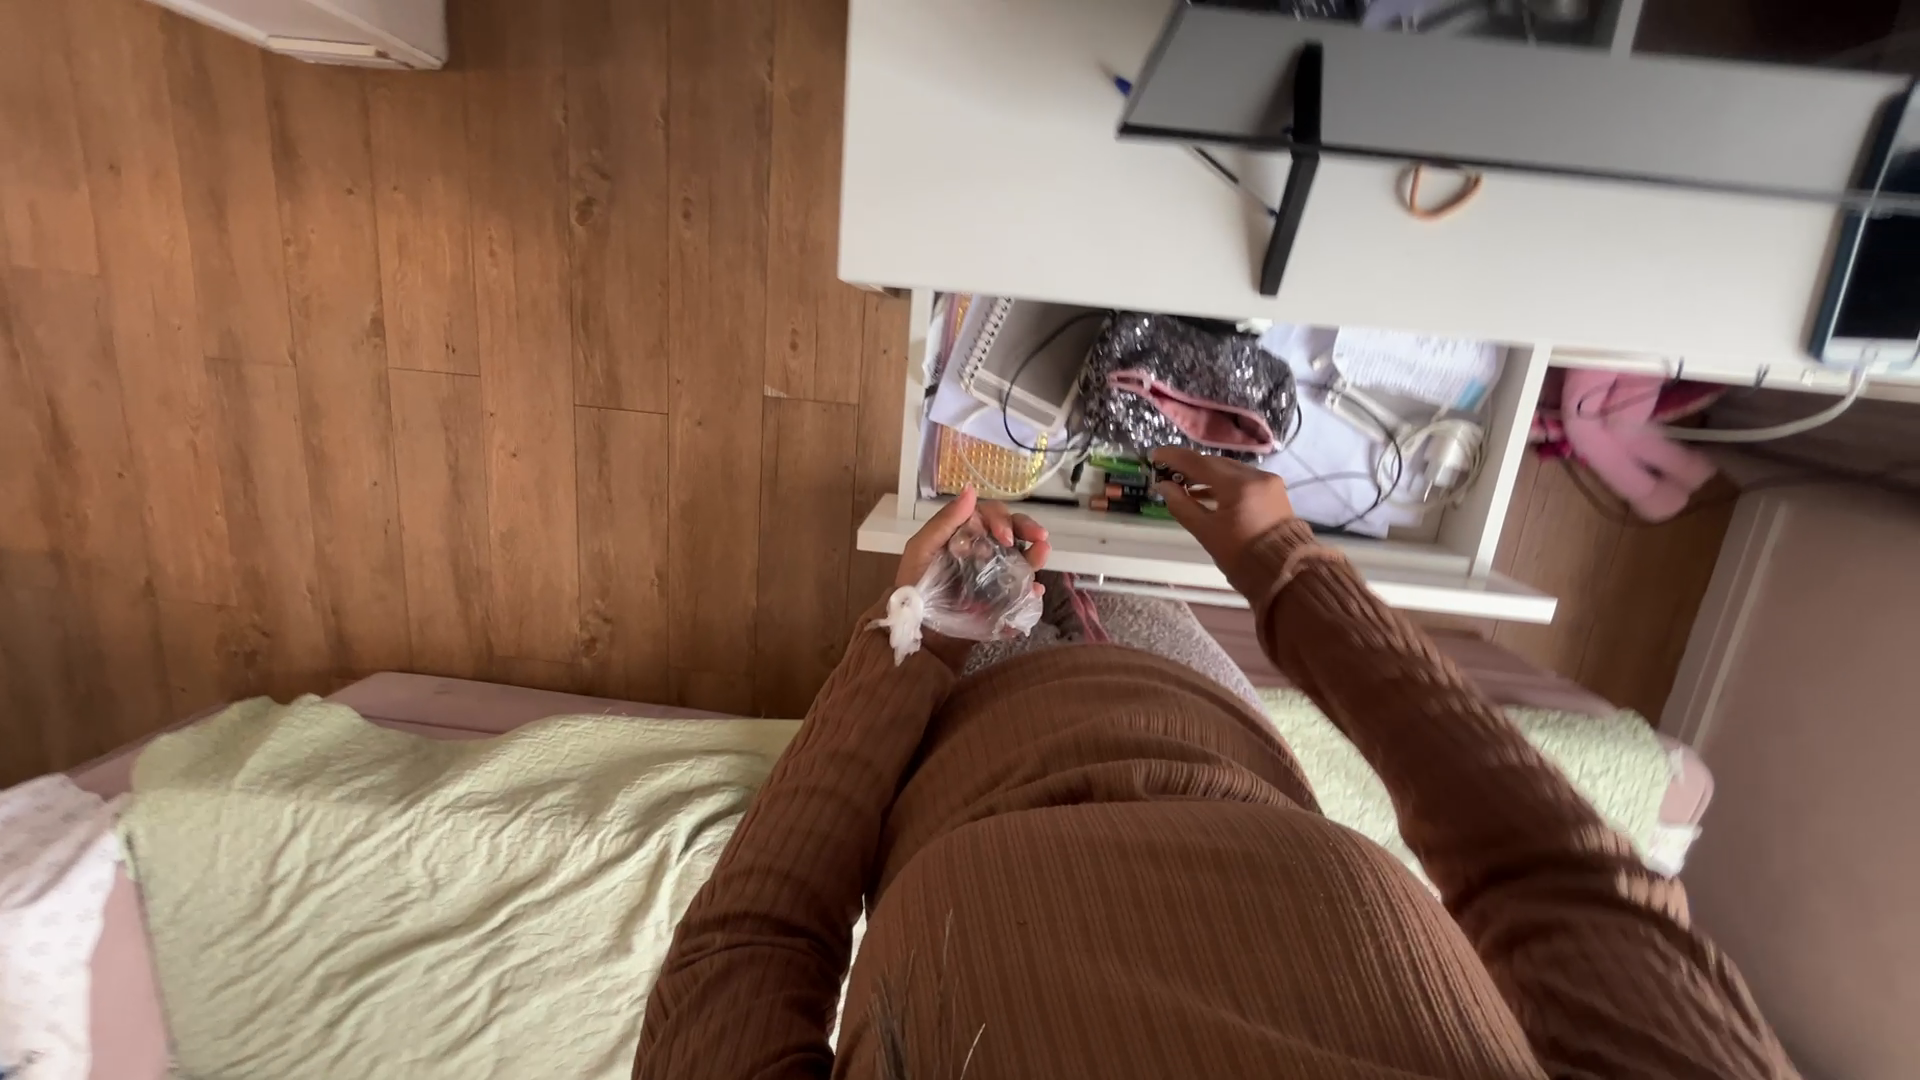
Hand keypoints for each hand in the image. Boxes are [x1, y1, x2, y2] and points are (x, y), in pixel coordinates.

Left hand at [894, 485, 1050, 588]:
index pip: (991, 516)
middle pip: (1013, 532)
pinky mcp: (1002, 598)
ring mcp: (995, 573)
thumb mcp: (922, 548)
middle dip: (1028, 530)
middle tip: (1039, 538)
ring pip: (1023, 557)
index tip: (1005, 536)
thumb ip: (945, 521)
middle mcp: (984, 549)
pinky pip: (1023, 589)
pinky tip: (1035, 589)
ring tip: (1043, 554)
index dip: (1002, 520)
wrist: (917, 628)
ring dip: (1036, 554)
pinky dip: (1032, 589)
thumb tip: (971, 489)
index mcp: (967, 533)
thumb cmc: (914, 584)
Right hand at [1150, 446, 1294, 571]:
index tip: (1155, 454)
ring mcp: (1268, 482)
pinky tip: (1206, 493)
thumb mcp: (1205, 531)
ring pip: (1229, 470)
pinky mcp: (1273, 491)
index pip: (1199, 463)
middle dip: (1190, 466)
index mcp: (1238, 485)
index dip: (1174, 457)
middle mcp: (1256, 476)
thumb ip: (1181, 504)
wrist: (1284, 573)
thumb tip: (1162, 486)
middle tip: (1167, 471)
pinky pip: (1242, 479)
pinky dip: (1223, 483)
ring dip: (1206, 475)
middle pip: (1215, 463)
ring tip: (1184, 484)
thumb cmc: (1240, 555)